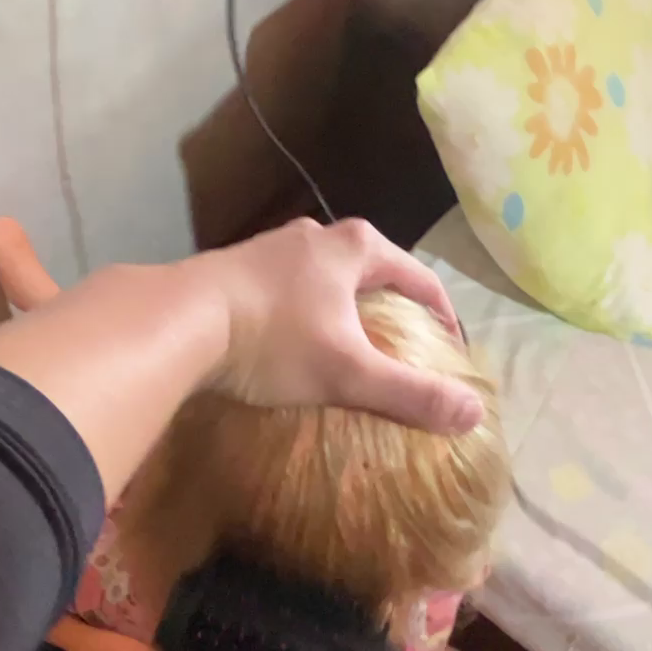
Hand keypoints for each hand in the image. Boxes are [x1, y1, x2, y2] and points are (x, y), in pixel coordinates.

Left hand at [190, 218, 484, 433]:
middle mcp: (317, 236)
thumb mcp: (348, 371)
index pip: (420, 279)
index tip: (452, 349)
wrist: (179, 320)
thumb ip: (410, 393)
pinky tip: (292, 340)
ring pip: (327, 278)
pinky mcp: (237, 267)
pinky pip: (289, 289)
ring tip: (348, 346)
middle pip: (373, 273)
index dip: (443, 316)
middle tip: (400, 349)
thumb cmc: (274, 339)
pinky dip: (304, 313)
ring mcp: (273, 247)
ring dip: (343, 309)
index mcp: (356, 247)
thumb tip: (473, 414)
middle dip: (391, 308)